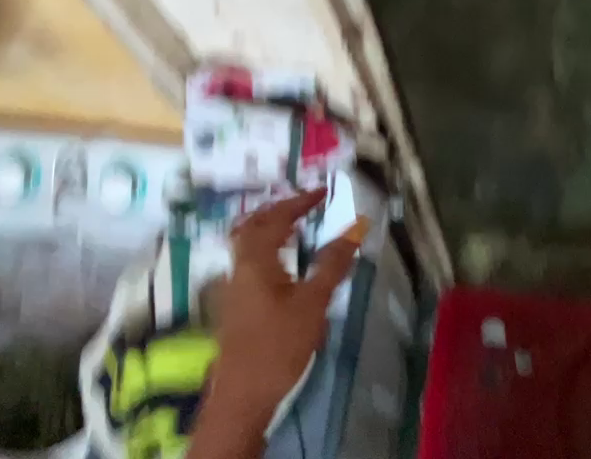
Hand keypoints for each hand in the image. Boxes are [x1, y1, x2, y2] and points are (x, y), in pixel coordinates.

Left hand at [203, 190, 367, 427]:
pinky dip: (266, 248)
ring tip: (296, 227)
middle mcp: (239, 265)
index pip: (277, 217)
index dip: (300, 201)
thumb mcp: (313, 302)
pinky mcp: (234, 304)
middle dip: (278, 210)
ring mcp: (232, 286)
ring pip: (247, 244)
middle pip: (252, 225)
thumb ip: (333, 262)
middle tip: (305, 205)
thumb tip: (357, 225)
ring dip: (270, 228)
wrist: (242, 397)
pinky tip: (283, 263)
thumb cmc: (279, 345)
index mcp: (256, 258)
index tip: (323, 192)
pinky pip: (248, 260)